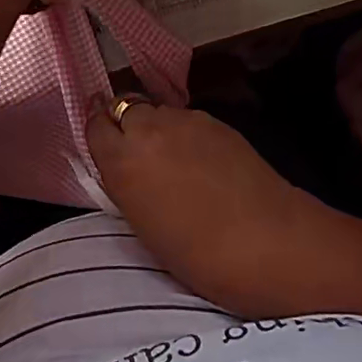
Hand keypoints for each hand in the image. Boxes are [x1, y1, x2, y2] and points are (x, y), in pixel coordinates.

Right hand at [87, 102, 347, 316]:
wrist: (267, 242)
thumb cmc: (196, 254)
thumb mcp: (140, 223)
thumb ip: (125, 183)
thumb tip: (124, 166)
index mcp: (122, 159)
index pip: (95, 123)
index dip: (100, 134)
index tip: (106, 148)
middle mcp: (150, 128)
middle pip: (125, 107)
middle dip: (127, 124)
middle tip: (138, 154)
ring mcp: (186, 120)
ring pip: (158, 111)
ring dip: (157, 127)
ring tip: (173, 159)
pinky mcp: (217, 120)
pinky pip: (187, 120)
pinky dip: (186, 133)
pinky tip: (202, 160)